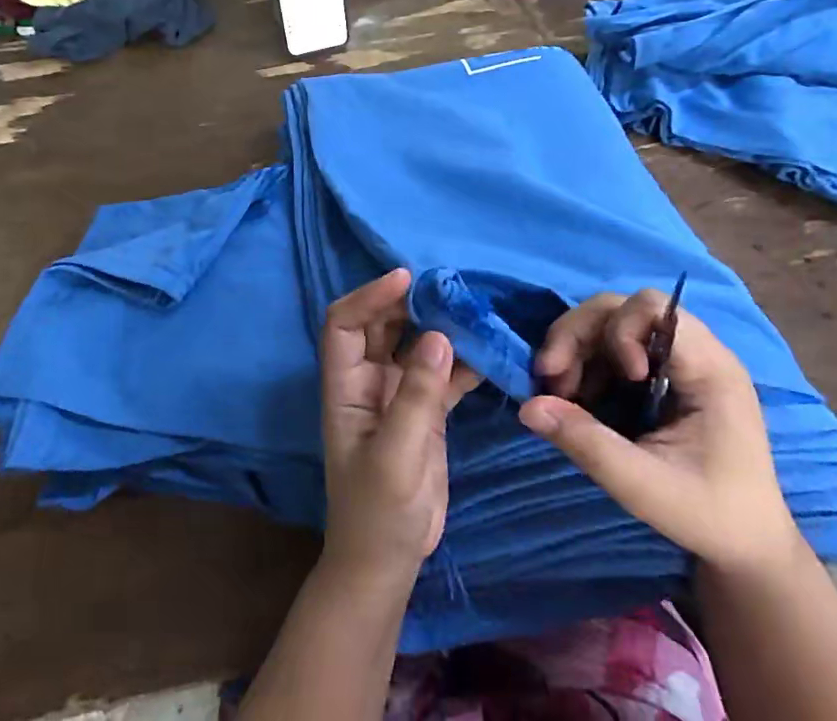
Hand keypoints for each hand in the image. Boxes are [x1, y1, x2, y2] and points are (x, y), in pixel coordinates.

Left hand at [319, 269, 481, 581]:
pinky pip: (444, 373)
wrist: (388, 560)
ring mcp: (398, 394)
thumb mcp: (396, 455)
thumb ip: (416, 396)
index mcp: (345, 386)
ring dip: (440, 325)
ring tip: (476, 310)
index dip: (369, 296)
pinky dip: (465, 360)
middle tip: (451, 287)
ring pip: (415, 344)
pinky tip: (492, 351)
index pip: (344, 325)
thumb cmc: (377, 511)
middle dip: (410, 302)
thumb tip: (439, 336)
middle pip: (381, 326)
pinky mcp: (426, 411)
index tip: (407, 278)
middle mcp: (369, 381)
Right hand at [519, 290, 800, 571]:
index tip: (611, 381)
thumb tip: (529, 407)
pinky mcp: (660, 376)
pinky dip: (585, 364)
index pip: (654, 308)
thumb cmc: (708, 515)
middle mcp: (694, 352)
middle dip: (578, 335)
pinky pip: (612, 348)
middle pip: (622, 308)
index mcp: (710, 369)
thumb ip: (587, 443)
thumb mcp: (644, 486)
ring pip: (611, 323)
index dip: (618, 330)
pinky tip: (574, 398)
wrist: (747, 542)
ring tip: (558, 392)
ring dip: (576, 349)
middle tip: (551, 378)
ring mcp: (675, 362)